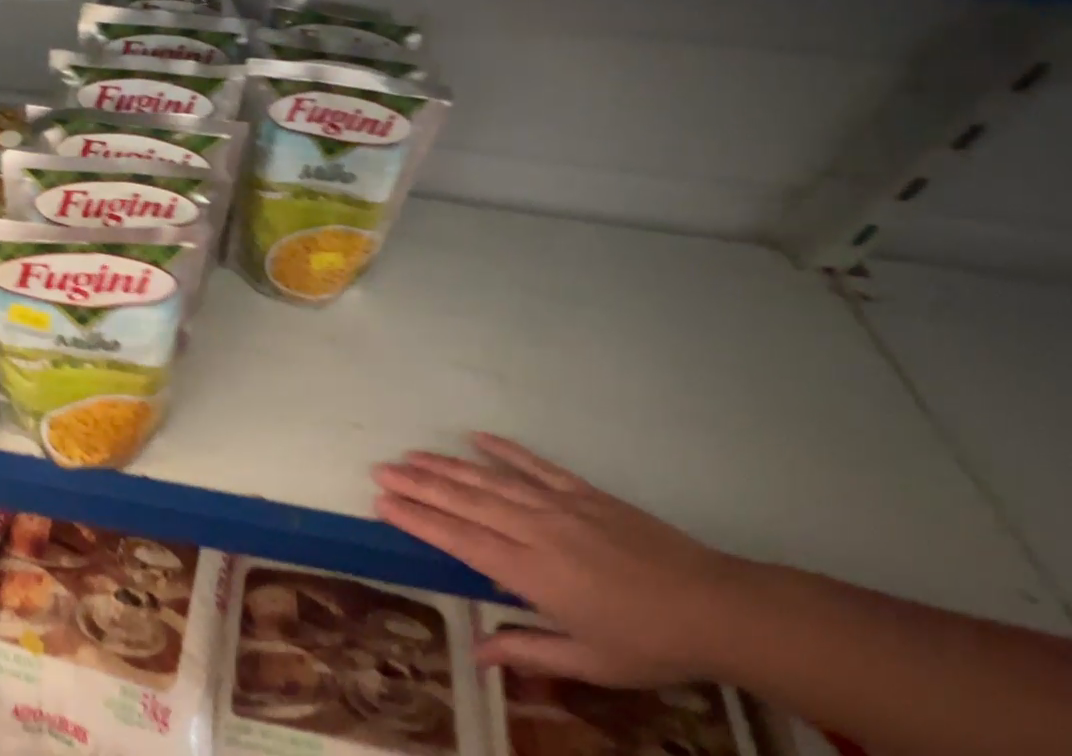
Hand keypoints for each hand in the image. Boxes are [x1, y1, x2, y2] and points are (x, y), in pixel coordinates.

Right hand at [373, 433, 750, 687]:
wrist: (716, 607)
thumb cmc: (648, 643)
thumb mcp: (587, 661)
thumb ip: (527, 651)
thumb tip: (475, 654)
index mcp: (531, 573)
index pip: (459, 539)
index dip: (418, 519)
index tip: (383, 502)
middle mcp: (537, 531)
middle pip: (466, 502)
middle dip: (419, 485)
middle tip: (382, 469)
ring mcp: (562, 506)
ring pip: (492, 480)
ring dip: (448, 466)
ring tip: (412, 454)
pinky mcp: (586, 493)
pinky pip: (536, 466)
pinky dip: (505, 450)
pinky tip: (477, 437)